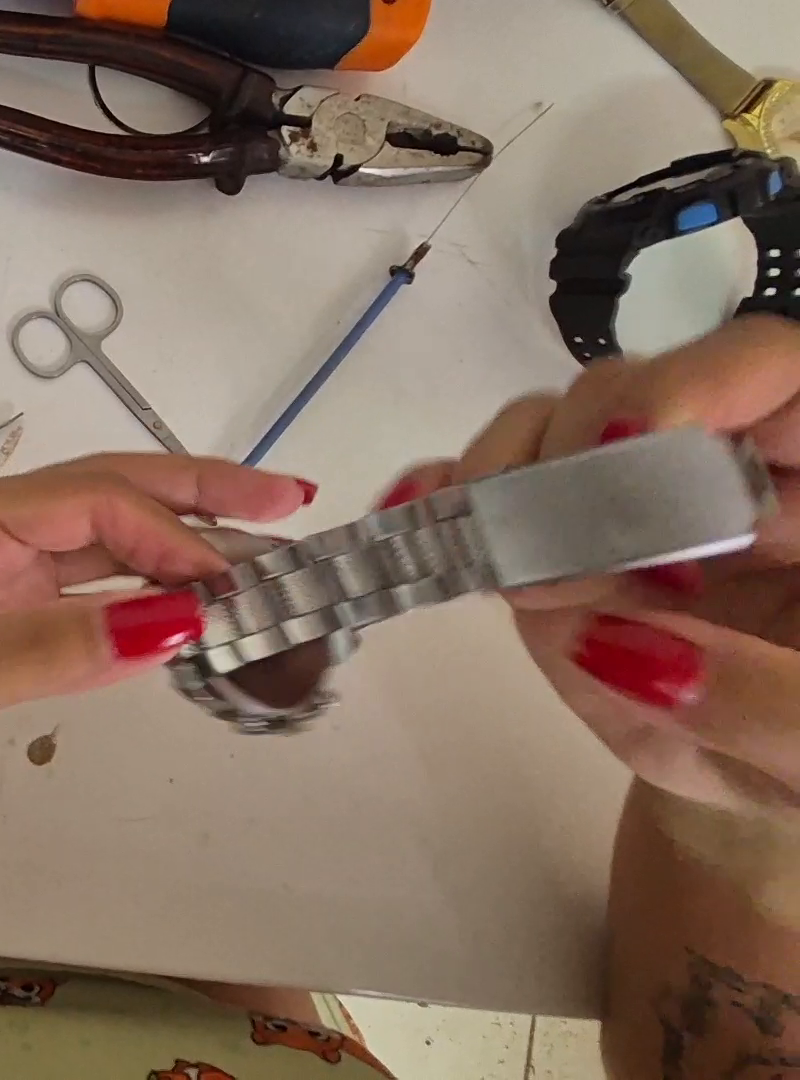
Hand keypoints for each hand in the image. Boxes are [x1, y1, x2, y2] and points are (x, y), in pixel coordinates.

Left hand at [0, 453, 314, 780]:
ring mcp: (10, 561)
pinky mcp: (19, 601)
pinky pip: (96, 584)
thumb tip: (177, 619)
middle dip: (198, 494)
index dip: (168, 532)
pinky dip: (149, 590)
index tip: (230, 585)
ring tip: (265, 550)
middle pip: (111, 493)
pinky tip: (197, 598)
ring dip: (184, 541)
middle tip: (289, 499)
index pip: (92, 502)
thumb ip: (53, 646)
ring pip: (112, 535)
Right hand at [374, 318, 799, 814]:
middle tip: (552, 559)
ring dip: (497, 486)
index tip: (628, 449)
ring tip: (501, 571)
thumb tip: (598, 634)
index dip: (702, 385)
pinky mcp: (537, 530)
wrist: (751, 763)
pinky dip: (432, 494)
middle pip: (632, 390)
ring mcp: (611, 499)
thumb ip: (758, 701)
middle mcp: (715, 472)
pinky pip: (472, 485)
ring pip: (540, 428)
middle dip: (574, 459)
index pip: (779, 378)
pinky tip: (411, 513)